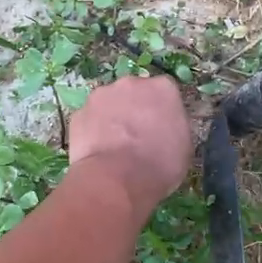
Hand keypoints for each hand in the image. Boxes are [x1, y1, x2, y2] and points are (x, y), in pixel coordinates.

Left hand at [66, 76, 190, 214]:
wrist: (115, 179)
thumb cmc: (158, 166)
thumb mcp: (183, 147)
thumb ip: (172, 126)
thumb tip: (162, 129)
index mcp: (163, 88)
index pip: (164, 92)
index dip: (162, 111)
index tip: (160, 128)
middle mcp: (131, 83)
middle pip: (134, 91)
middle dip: (135, 109)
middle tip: (137, 136)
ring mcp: (101, 96)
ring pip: (108, 103)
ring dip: (112, 118)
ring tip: (113, 145)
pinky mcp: (79, 113)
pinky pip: (89, 120)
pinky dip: (93, 131)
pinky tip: (97, 152)